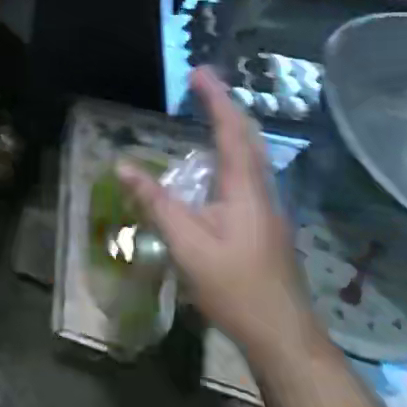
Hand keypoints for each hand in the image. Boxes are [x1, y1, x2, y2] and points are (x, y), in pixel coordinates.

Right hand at [117, 68, 319, 360]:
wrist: (284, 335)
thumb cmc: (235, 287)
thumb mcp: (187, 244)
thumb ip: (156, 202)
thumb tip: (122, 164)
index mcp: (244, 185)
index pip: (230, 128)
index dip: (214, 97)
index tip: (197, 72)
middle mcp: (262, 187)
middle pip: (247, 134)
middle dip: (224, 104)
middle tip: (201, 83)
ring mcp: (268, 206)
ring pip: (252, 153)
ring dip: (232, 126)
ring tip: (210, 111)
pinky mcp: (267, 222)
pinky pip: (250, 170)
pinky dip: (234, 149)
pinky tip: (220, 165)